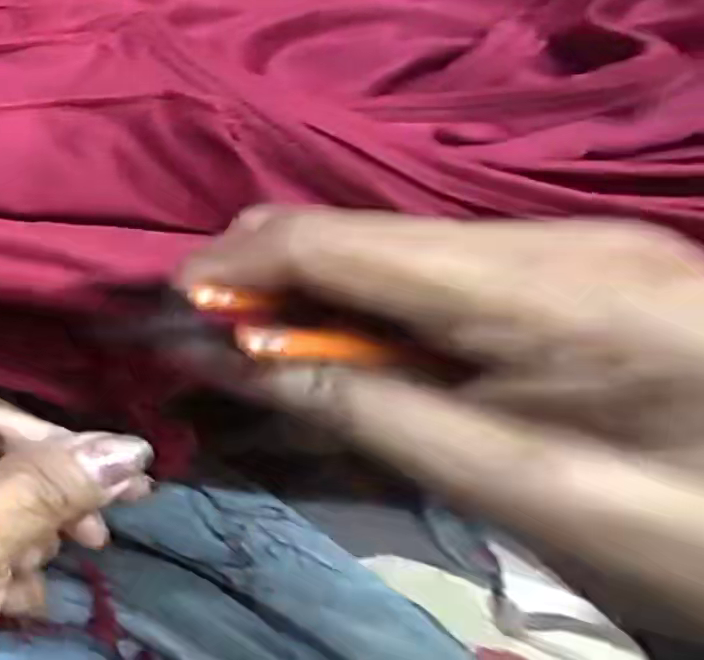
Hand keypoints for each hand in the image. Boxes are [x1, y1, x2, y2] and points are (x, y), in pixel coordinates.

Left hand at [0, 392, 153, 659]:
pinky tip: (7, 597)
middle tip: (97, 533)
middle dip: (41, 501)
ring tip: (22, 572)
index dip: (53, 444)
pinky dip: (10, 566)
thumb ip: (50, 487)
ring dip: (26, 540)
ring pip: (1, 498)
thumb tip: (126, 447)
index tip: (128, 472)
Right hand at [180, 209, 703, 625]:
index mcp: (540, 283)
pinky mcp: (554, 265)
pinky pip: (401, 265)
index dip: (222, 271)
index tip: (166, 323)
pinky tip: (357, 357)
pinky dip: (347, 304)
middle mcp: (531, 236)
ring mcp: (548, 244)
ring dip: (293, 298)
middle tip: (215, 353)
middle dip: (247, 283)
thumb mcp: (534, 492)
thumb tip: (212, 358)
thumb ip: (356, 410)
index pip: (317, 240)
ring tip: (277, 365)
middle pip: (325, 228)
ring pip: (352, 242)